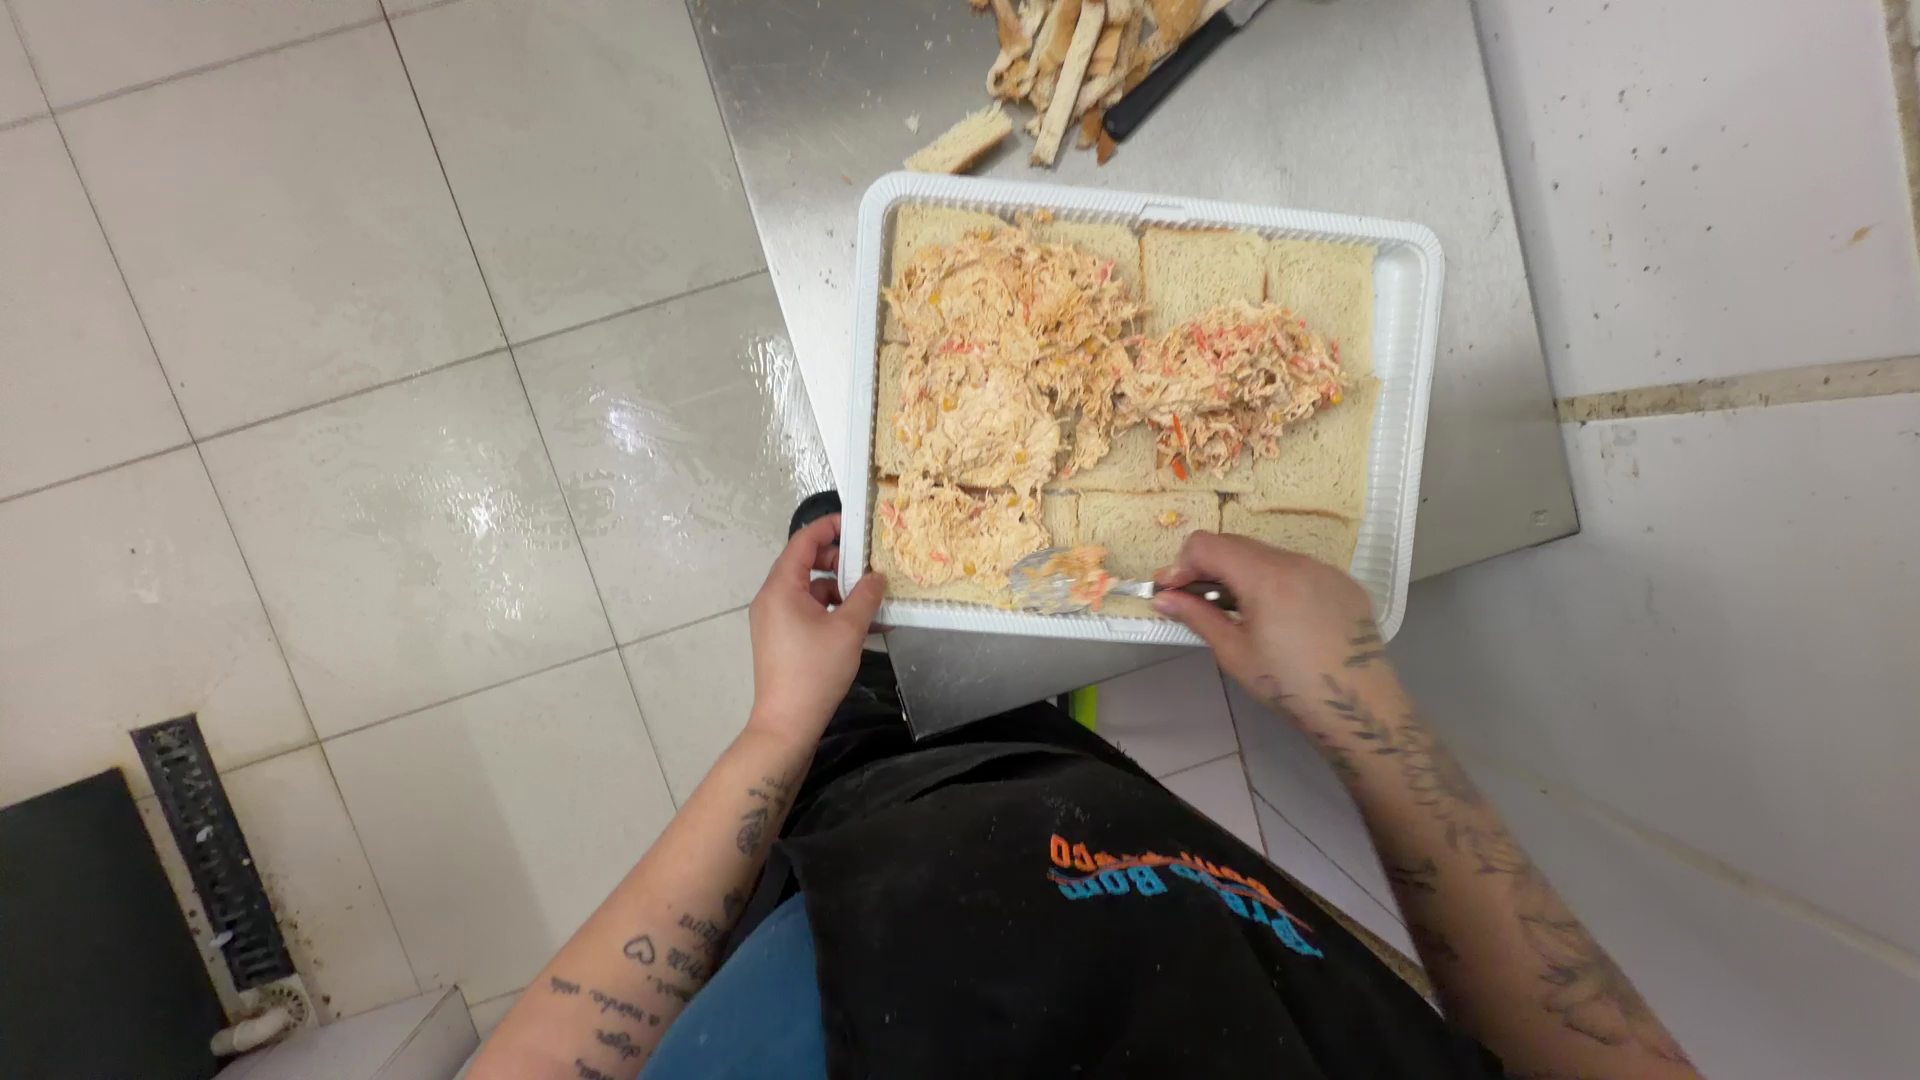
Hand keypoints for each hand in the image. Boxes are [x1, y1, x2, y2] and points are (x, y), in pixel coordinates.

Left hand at [745, 514, 886, 746]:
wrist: (787, 722)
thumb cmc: (815, 671)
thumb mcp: (849, 629)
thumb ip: (866, 596)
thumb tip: (877, 577)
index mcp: (781, 587)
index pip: (803, 541)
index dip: (830, 528)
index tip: (857, 525)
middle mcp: (773, 598)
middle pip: (806, 564)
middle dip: (840, 563)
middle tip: (870, 567)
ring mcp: (775, 620)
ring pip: (811, 590)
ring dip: (842, 591)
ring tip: (874, 602)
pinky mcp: (782, 639)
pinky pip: (810, 613)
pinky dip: (834, 612)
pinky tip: (865, 627)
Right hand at [1152, 531, 1393, 712]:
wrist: (1361, 708)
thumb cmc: (1288, 684)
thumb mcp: (1234, 652)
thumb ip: (1196, 616)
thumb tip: (1162, 598)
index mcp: (1266, 577)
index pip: (1207, 544)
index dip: (1181, 564)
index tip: (1172, 591)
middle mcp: (1296, 561)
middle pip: (1236, 544)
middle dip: (1207, 567)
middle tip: (1196, 601)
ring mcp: (1324, 569)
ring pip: (1266, 555)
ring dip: (1240, 573)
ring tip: (1238, 612)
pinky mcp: (1343, 583)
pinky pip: (1296, 568)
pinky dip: (1274, 581)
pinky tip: (1277, 617)